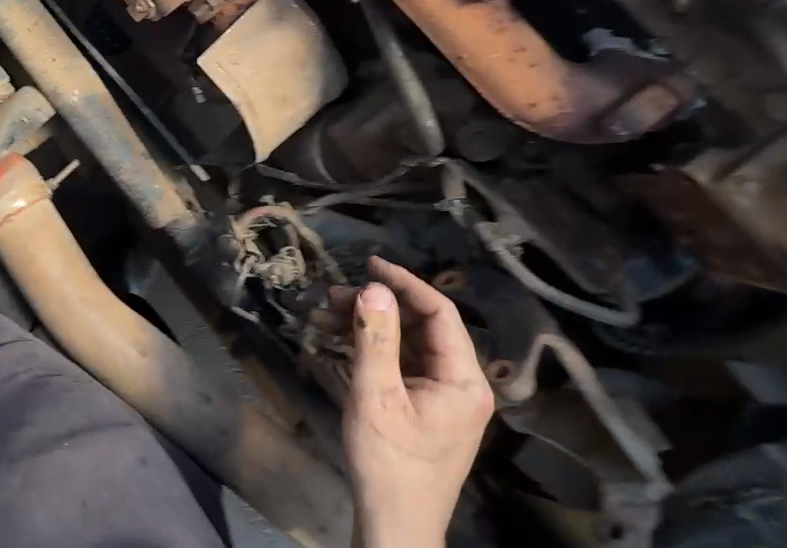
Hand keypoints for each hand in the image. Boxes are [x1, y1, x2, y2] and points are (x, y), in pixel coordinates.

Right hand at [311, 257, 493, 547]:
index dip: (405, 283)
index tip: (369, 264)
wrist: (394, 522)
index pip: (440, 313)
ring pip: (405, 342)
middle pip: (420, 325)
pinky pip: (398, 363)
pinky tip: (335, 338)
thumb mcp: (376, 396)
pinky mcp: (423, 407)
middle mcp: (460, 383)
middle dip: (376, 305)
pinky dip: (369, 347)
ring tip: (323, 314)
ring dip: (367, 325)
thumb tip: (372, 288)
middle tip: (331, 295)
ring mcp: (443, 396)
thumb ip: (376, 339)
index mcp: (463, 380)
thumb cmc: (389, 461)